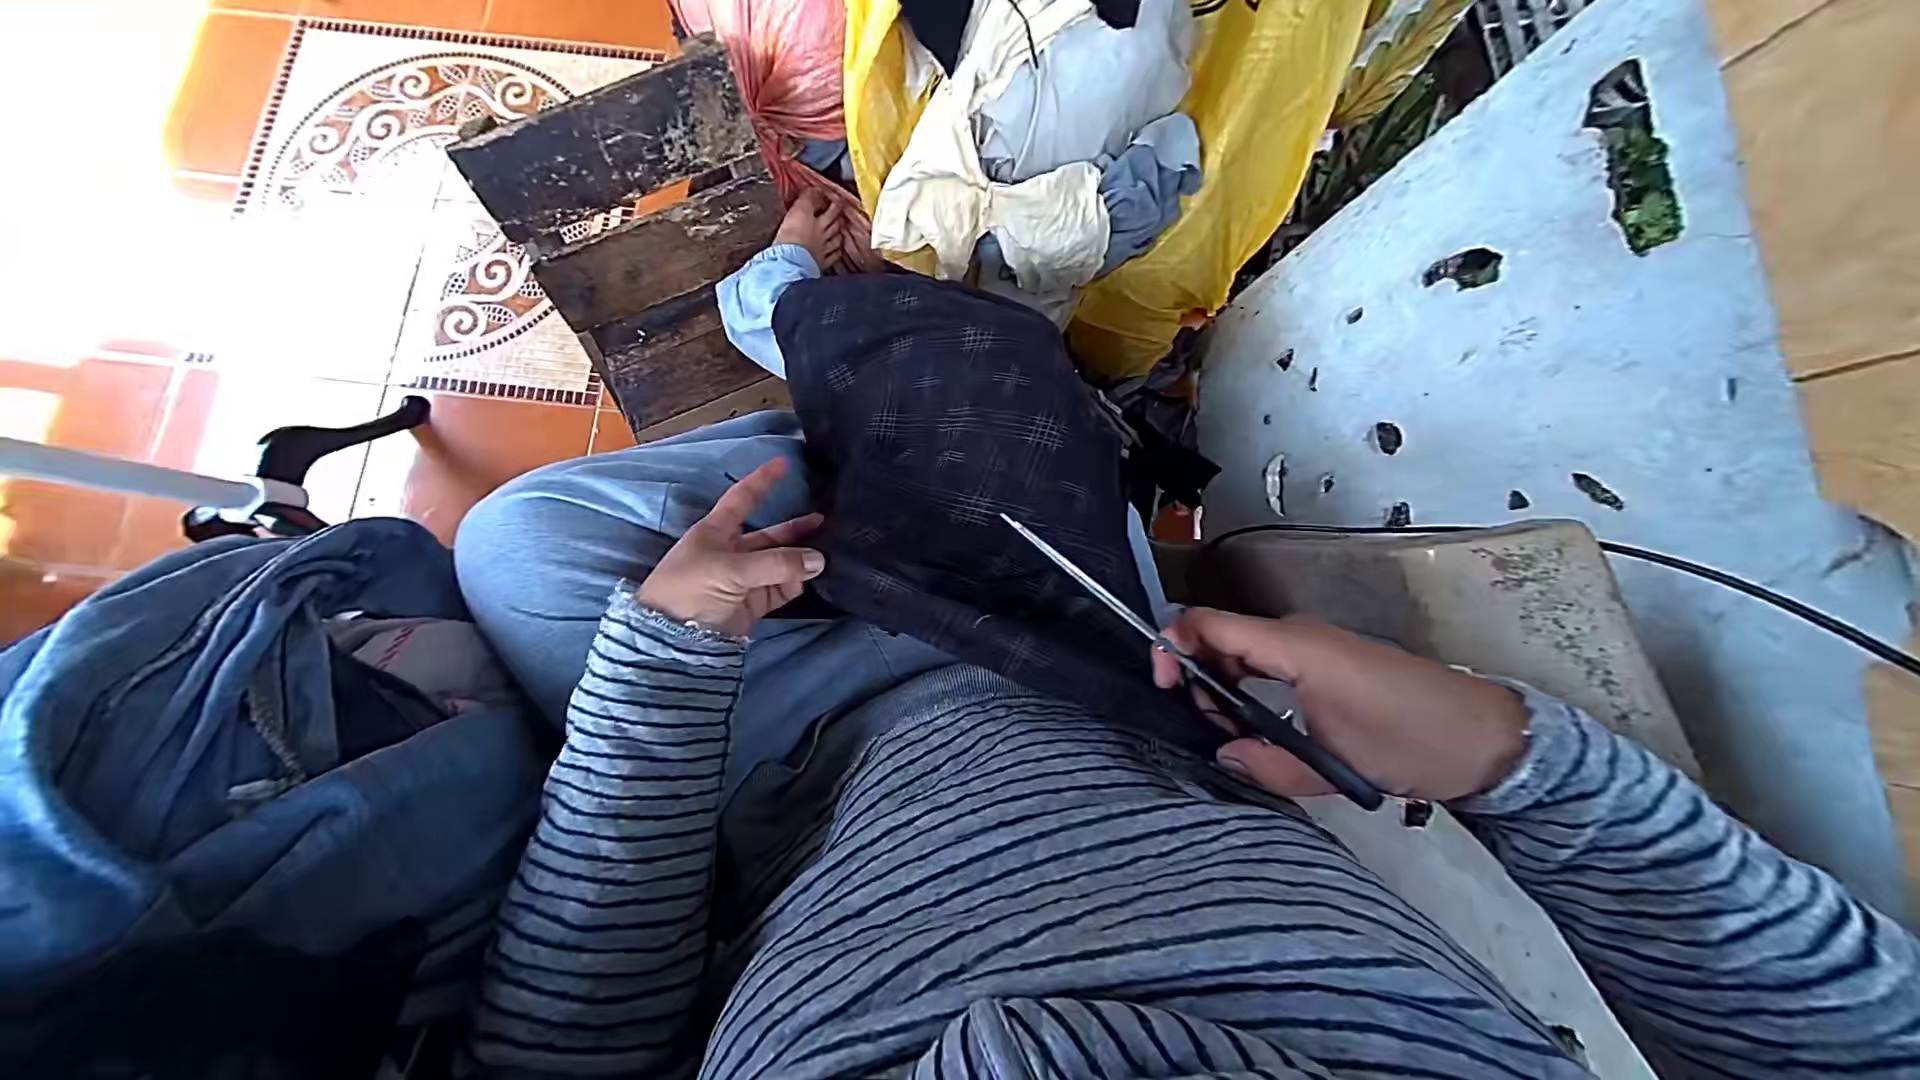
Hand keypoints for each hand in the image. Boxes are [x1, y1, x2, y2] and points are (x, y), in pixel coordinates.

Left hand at [634, 458, 825, 638]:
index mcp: (716, 532)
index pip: (742, 499)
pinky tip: (812, 577)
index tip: (783, 463)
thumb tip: (818, 560)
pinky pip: (782, 587)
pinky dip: (798, 583)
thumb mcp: (731, 570)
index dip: (761, 481)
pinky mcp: (753, 603)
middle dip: (796, 528)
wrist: (671, 640)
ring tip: (827, 554)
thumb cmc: (690, 590)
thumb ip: (778, 564)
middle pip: (770, 534)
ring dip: (801, 558)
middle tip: (825, 522)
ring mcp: (744, 579)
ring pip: (780, 562)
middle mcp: (733, 551)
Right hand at [773, 189, 843, 272]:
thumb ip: (800, 204)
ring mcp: (823, 247)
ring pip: (836, 235)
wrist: (789, 263)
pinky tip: (838, 249)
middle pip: (832, 216)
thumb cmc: (784, 239)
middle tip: (838, 204)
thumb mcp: (788, 215)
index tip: (820, 192)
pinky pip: (835, 255)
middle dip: (836, 208)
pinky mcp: (823, 262)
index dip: (818, 194)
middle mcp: (819, 230)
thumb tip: (809, 193)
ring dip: (839, 229)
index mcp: (806, 215)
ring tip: (840, 226)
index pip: (813, 200)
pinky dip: (837, 250)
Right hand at [1151, 608, 1529, 801]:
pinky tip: (1254, 717)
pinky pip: (1263, 657)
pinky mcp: (1323, 657)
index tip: (1163, 683)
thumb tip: (1224, 754)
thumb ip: (1267, 763)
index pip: (1207, 623)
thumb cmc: (1414, 741)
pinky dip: (1244, 681)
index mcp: (1293, 647)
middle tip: (1207, 723)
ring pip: (1238, 647)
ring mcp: (1310, 643)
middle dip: (1195, 674)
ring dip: (1221, 682)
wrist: (1490, 738)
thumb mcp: (1334, 764)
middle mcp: (1295, 634)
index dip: (1172, 644)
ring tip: (1232, 729)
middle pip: (1217, 634)